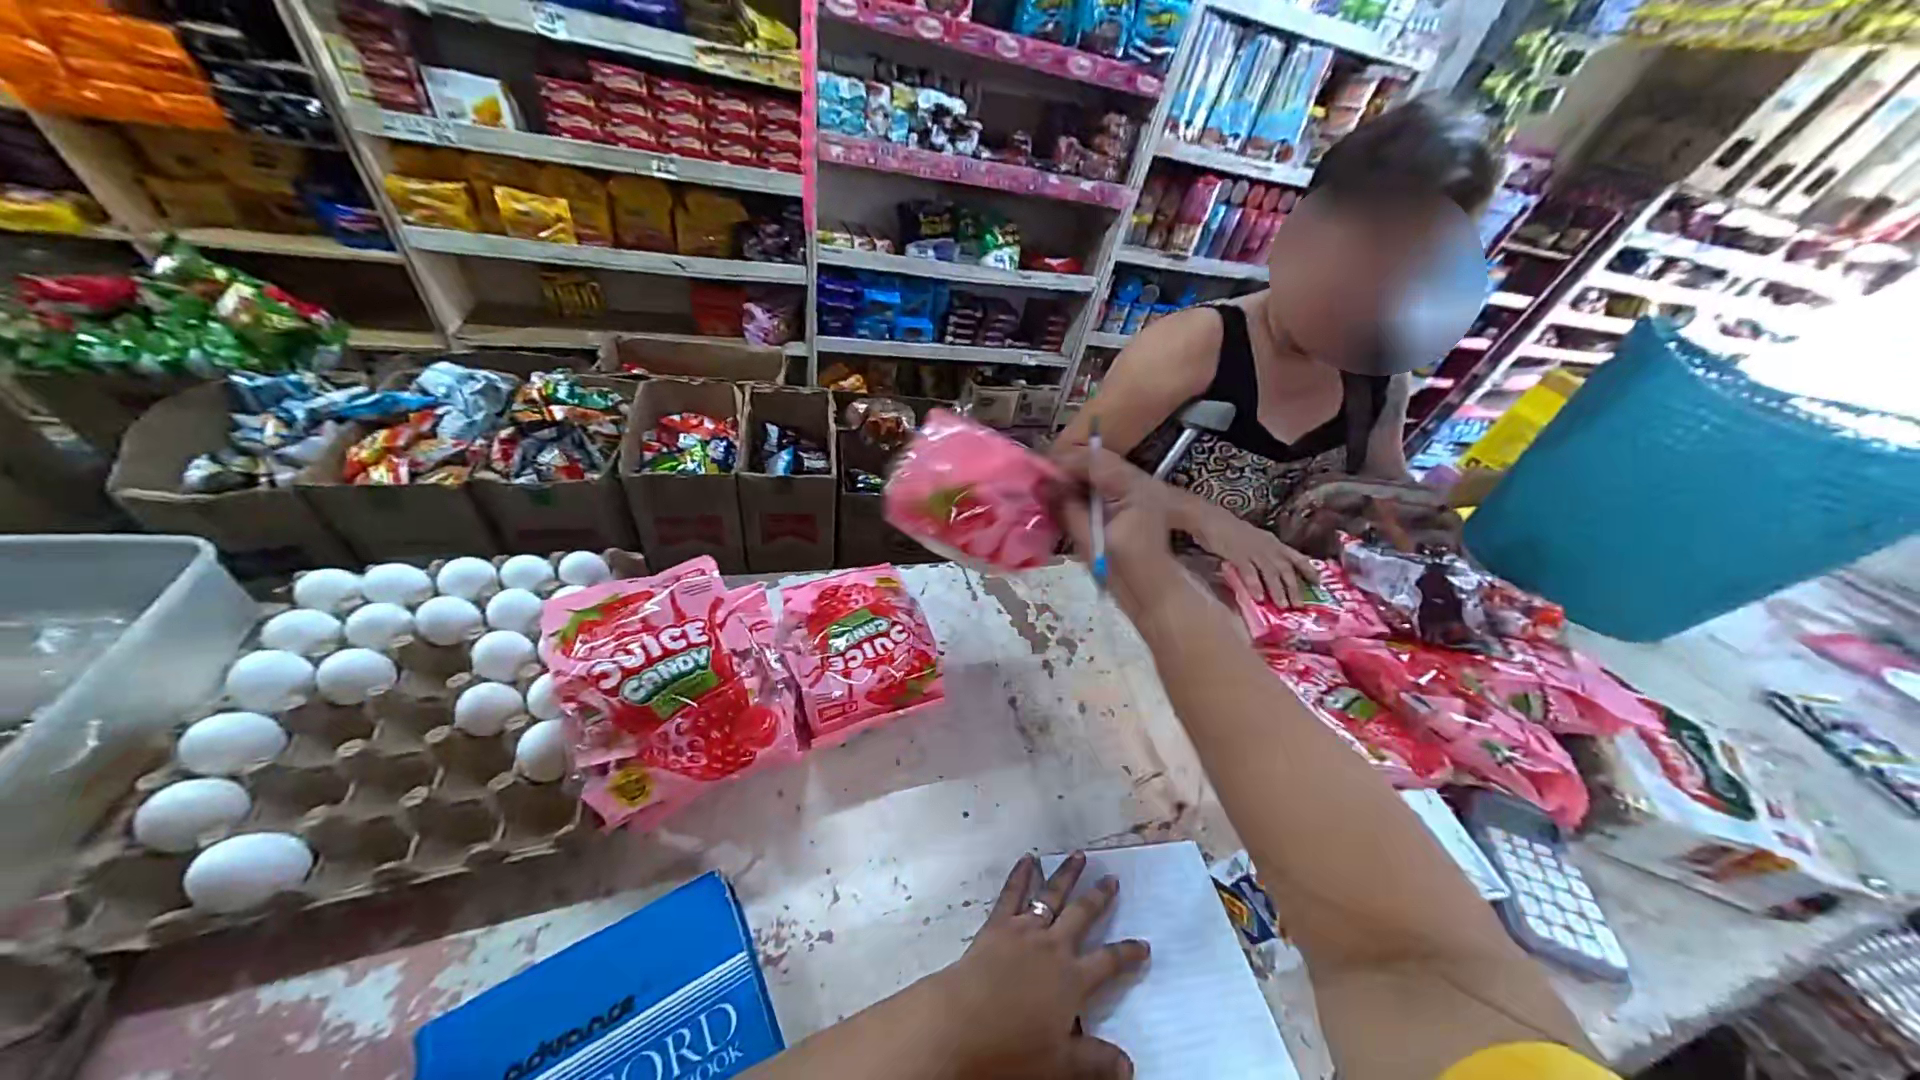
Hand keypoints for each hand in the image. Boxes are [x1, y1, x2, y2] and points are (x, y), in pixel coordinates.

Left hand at [931, 853, 1148, 1078]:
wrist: (961, 1023)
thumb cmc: (1012, 1047)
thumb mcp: (1060, 1062)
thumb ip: (1096, 1060)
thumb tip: (1129, 1067)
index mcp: (1072, 979)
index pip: (1109, 963)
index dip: (1128, 954)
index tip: (1143, 944)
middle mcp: (1053, 946)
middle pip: (1082, 915)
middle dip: (1099, 897)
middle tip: (1112, 879)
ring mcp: (1024, 930)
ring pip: (1051, 896)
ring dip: (1066, 875)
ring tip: (1078, 855)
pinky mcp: (997, 925)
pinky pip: (1012, 894)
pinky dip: (1020, 875)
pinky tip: (1027, 860)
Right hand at [1053, 447, 1184, 614]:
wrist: (1153, 592)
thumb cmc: (1123, 570)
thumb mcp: (1090, 539)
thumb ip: (1066, 507)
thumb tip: (1040, 485)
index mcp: (1134, 487)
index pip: (1093, 460)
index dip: (1062, 463)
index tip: (1036, 473)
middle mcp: (1140, 480)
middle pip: (1097, 460)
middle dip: (1067, 468)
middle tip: (1040, 481)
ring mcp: (1139, 488)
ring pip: (1100, 470)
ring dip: (1074, 477)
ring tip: (1049, 489)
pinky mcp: (1133, 499)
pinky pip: (1105, 483)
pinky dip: (1085, 487)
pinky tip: (1067, 498)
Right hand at [1184, 500, 1318, 605]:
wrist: (1209, 518)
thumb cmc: (1228, 530)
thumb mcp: (1252, 540)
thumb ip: (1261, 554)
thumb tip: (1268, 573)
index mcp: (1272, 542)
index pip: (1296, 556)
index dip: (1308, 570)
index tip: (1318, 583)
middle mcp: (1267, 546)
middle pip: (1286, 568)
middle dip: (1294, 587)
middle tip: (1298, 605)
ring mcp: (1253, 550)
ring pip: (1271, 571)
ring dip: (1278, 589)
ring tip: (1282, 605)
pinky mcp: (1237, 554)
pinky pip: (1249, 571)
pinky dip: (1255, 584)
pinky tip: (1258, 597)